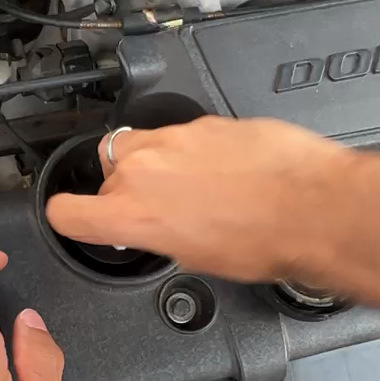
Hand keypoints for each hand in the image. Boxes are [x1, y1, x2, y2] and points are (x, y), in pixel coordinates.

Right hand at [44, 116, 367, 282]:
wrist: (314, 208)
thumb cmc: (262, 241)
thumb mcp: (194, 258)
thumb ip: (158, 235)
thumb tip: (160, 228)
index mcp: (130, 212)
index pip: (65, 211)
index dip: (68, 218)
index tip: (78, 218)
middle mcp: (143, 168)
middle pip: (104, 174)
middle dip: (124, 191)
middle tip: (157, 211)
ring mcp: (174, 139)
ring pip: (138, 147)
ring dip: (153, 166)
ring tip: (190, 189)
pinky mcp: (206, 122)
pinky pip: (181, 136)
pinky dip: (192, 152)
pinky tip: (222, 172)